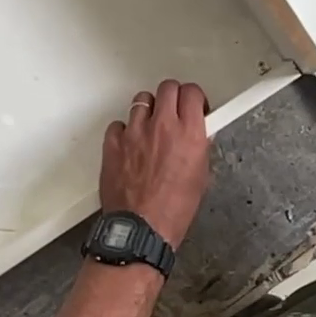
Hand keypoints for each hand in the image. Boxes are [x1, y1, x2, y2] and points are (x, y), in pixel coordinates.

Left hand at [100, 80, 210, 248]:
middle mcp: (162, 127)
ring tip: (151, 125)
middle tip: (175, 109)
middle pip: (167, 88)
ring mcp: (135, 133)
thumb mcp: (201, 177)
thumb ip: (200, 149)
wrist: (143, 228)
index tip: (194, 104)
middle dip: (173, 96)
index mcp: (189, 134)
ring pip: (142, 100)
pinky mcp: (114, 144)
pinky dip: (125, 129)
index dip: (194, 96)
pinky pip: (118, 124)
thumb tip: (199, 139)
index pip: (192, 92)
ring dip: (149, 109)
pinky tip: (130, 142)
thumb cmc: (173, 210)